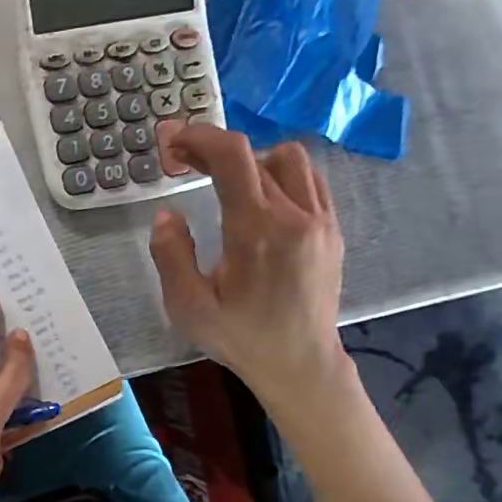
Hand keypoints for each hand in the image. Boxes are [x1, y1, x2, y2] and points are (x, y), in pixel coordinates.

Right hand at [150, 123, 347, 395]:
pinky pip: (310, 180)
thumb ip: (171, 255)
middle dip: (215, 150)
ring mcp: (321, 220)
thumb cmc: (241, 338)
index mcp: (256, 231)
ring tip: (228, 183)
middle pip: (256, 153)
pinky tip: (262, 200)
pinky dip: (281, 176)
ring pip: (290, 158)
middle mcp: (295, 215)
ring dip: (253, 160)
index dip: (200, 137)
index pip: (233, 155)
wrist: (300, 364)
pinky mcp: (333, 230)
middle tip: (187, 165)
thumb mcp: (189, 307)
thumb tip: (168, 213)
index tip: (174, 143)